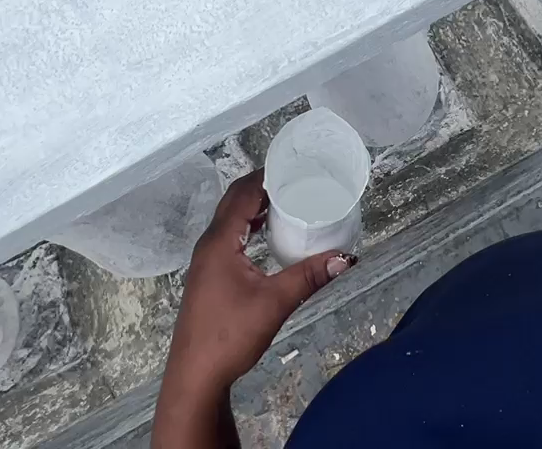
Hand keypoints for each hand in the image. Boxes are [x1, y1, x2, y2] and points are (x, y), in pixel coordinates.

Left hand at [160, 171, 353, 402]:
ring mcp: (206, 259)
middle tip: (294, 177)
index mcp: (220, 241)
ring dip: (253, 204)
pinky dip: (247, 223)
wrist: (195, 378)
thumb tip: (346, 257)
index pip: (242, 193)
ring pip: (230, 217)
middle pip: (234, 200)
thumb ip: (309, 276)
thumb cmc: (230, 335)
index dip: (265, 175)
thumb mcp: (274, 303)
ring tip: (285, 198)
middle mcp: (209, 243)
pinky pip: (229, 233)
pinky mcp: (209, 274)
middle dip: (261, 185)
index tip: (292, 163)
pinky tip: (266, 232)